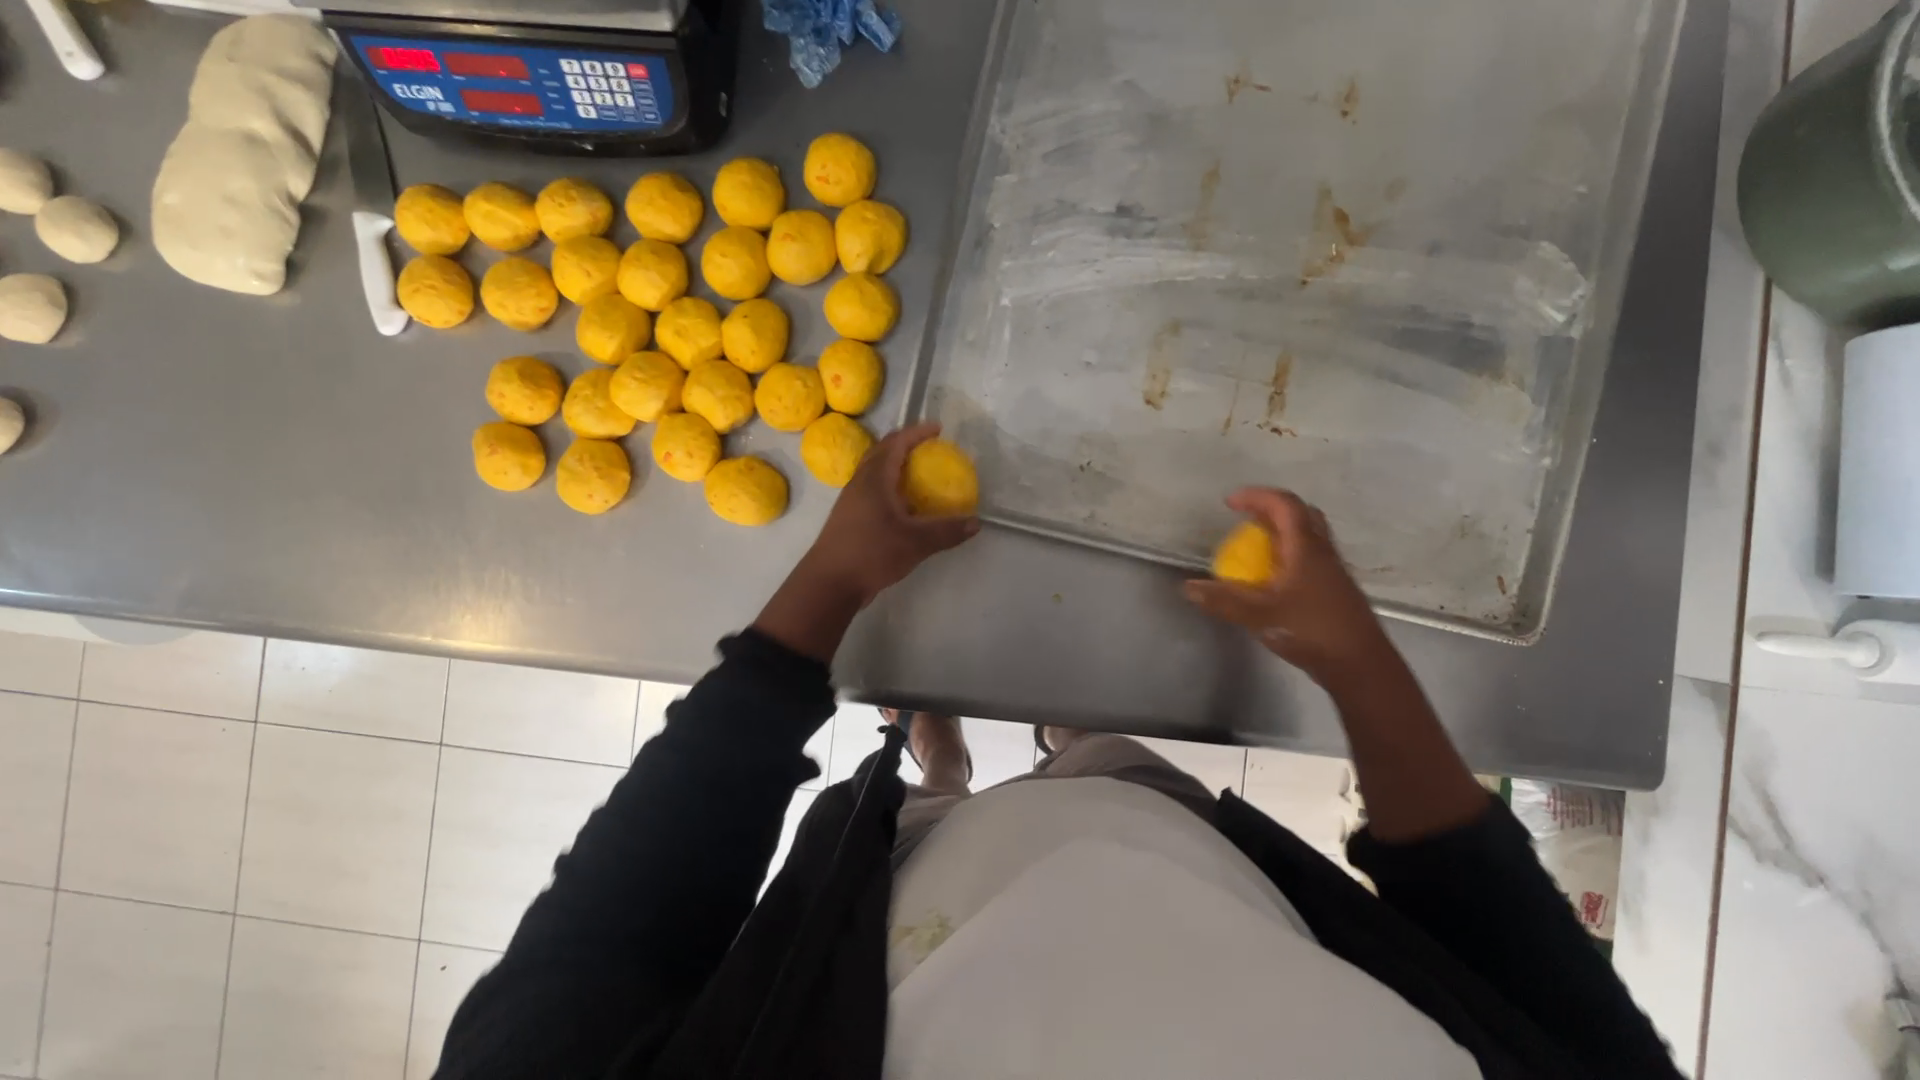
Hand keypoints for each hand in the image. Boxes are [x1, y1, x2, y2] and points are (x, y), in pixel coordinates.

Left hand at [795, 421, 980, 609]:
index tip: (937, 429)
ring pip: (875, 474)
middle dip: (905, 445)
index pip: (896, 443)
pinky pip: (873, 493)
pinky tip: (906, 509)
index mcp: (874, 479)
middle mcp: (860, 484)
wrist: (830, 582)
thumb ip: (946, 531)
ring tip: (919, 476)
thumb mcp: (916, 542)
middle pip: (882, 453)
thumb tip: (975, 522)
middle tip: (928, 448)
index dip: (917, 433)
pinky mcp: (849, 519)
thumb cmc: (871, 553)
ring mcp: (852, 502)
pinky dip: (891, 490)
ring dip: (896, 468)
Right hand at [1184, 488, 1396, 690]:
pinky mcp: (1334, 590)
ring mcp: (1332, 571)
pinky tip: (1273, 580)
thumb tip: (1188, 587)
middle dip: (1272, 510)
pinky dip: (1288, 556)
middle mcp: (1323, 552)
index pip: (1284, 505)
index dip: (1257, 496)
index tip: (1230, 503)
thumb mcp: (1259, 615)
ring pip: (1308, 537)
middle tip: (1246, 519)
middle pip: (1302, 515)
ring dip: (1281, 533)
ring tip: (1255, 548)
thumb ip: (1223, 600)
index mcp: (1306, 548)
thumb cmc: (1311, 630)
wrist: (1360, 664)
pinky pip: (1309, 559)